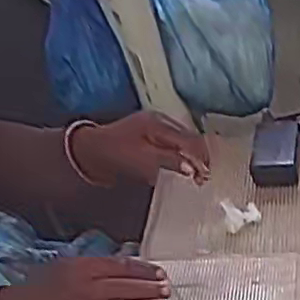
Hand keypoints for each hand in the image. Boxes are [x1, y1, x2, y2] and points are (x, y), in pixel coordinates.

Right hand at [0, 256, 169, 299]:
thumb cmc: (47, 288)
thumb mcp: (68, 265)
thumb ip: (96, 265)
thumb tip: (128, 265)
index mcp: (82, 269)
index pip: (121, 267)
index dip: (144, 270)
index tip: (159, 272)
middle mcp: (88, 290)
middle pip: (127, 288)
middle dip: (150, 288)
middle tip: (166, 289)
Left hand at [70, 112, 210, 185]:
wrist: (95, 151)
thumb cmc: (119, 156)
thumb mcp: (145, 160)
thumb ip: (170, 161)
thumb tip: (192, 168)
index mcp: (159, 125)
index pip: (190, 140)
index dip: (201, 159)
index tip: (204, 177)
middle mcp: (160, 121)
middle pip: (190, 138)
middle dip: (200, 158)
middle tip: (202, 178)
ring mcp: (156, 125)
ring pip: (185, 139)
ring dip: (193, 156)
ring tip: (196, 174)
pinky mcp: (152, 133)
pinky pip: (176, 141)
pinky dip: (184, 153)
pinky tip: (184, 165)